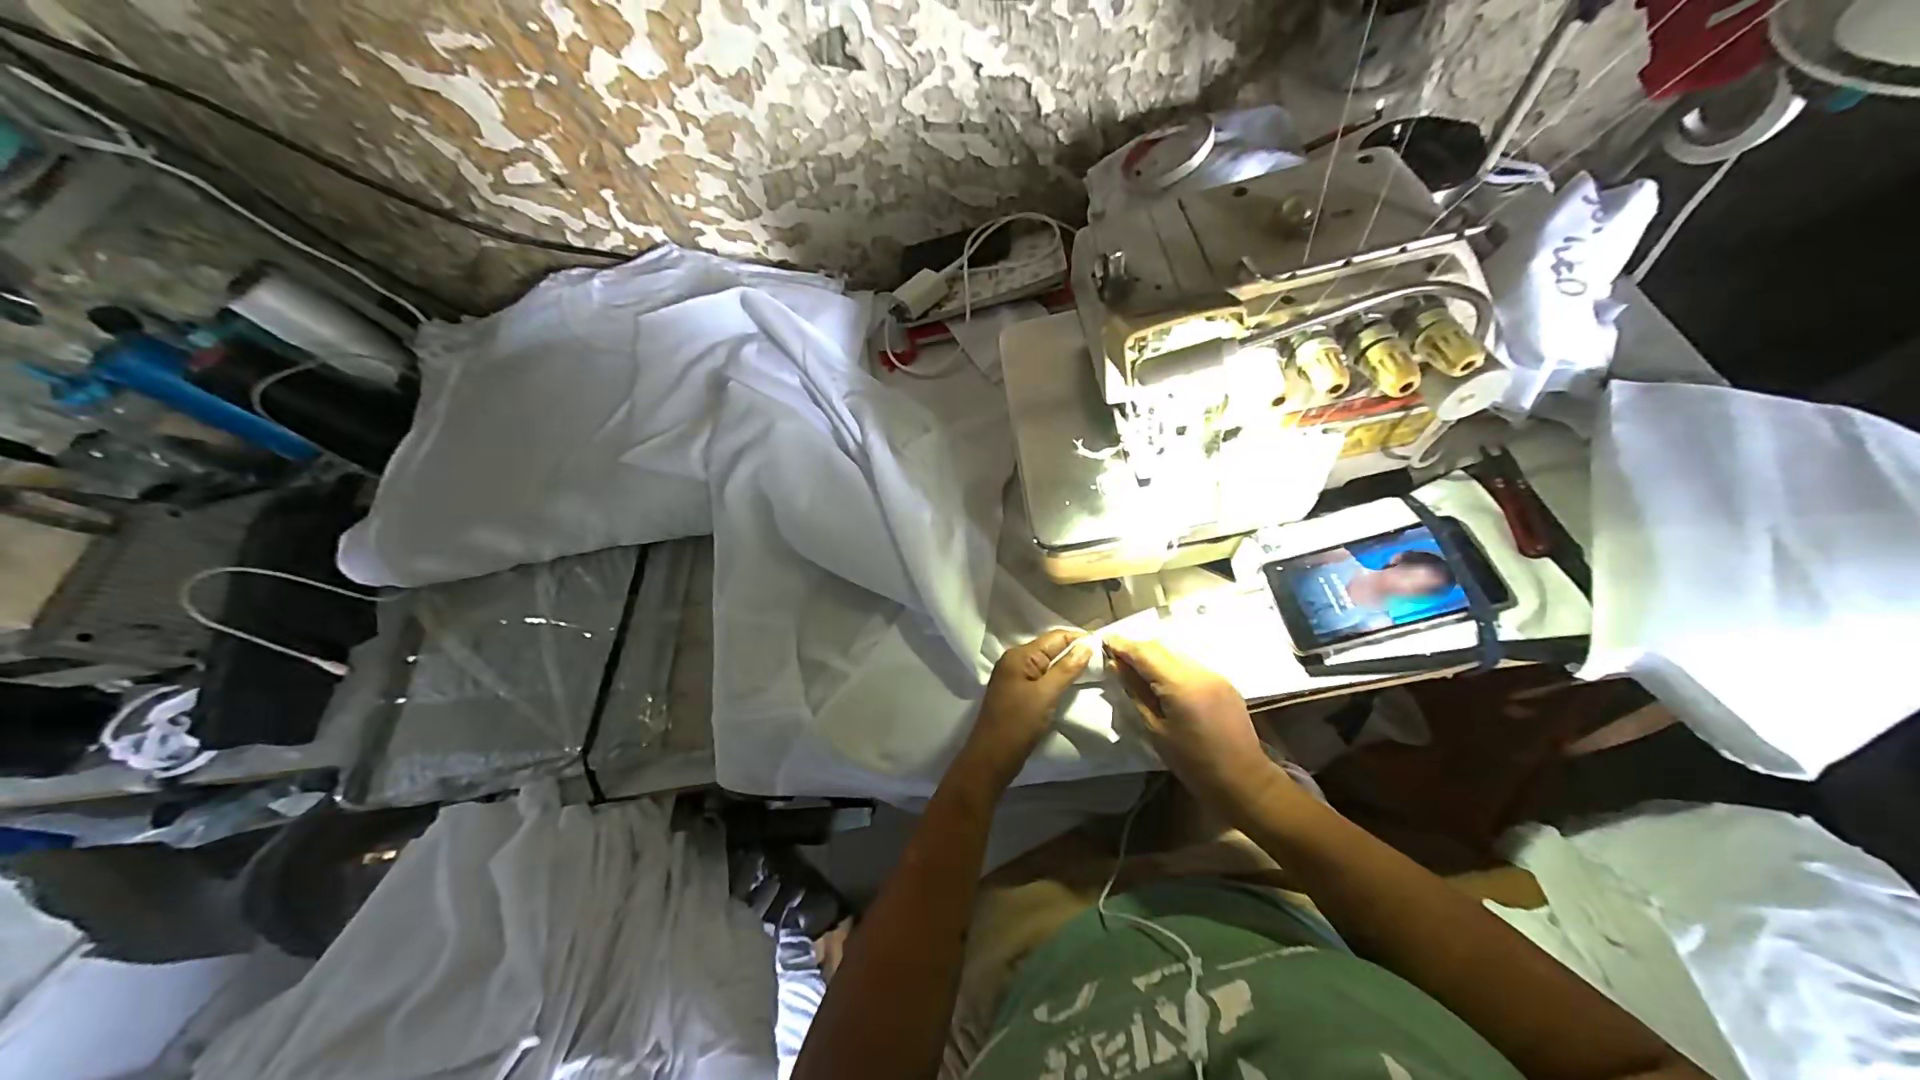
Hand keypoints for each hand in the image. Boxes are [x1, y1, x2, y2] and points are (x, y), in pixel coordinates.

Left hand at [956, 630, 1091, 788]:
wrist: (991, 758)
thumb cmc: (1018, 724)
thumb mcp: (1046, 694)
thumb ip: (1066, 668)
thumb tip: (1087, 644)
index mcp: (1019, 656)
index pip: (1055, 637)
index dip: (1080, 638)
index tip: (1105, 644)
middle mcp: (1015, 660)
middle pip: (1051, 647)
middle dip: (1075, 650)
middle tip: (1104, 657)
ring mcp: (1014, 676)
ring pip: (1047, 663)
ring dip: (1067, 665)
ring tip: (1093, 669)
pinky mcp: (1017, 692)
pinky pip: (1041, 676)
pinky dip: (1057, 677)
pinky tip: (1071, 683)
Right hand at [1104, 636, 1288, 814]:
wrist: (1242, 779)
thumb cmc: (1192, 762)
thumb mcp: (1155, 729)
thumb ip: (1136, 692)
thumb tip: (1118, 666)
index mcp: (1180, 684)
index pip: (1145, 652)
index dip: (1122, 644)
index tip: (1104, 642)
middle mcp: (1199, 671)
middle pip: (1161, 647)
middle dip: (1137, 648)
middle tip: (1116, 656)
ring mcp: (1214, 675)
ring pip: (1176, 653)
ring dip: (1154, 656)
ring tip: (1136, 668)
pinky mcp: (1224, 683)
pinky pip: (1190, 665)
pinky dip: (1171, 665)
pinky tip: (1162, 680)